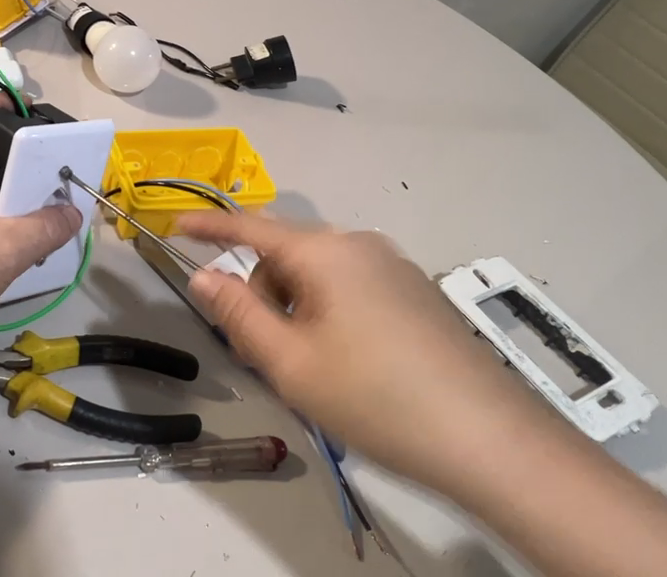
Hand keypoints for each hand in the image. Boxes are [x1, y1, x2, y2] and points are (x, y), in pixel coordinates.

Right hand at [177, 210, 572, 502]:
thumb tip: (203, 275)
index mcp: (323, 252)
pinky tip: (348, 362)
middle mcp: (358, 245)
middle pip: (284, 253)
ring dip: (294, 306)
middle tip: (259, 351)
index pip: (249, 227)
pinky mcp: (416, 293)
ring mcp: (393, 267)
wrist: (492, 441)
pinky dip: (327, 311)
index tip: (174, 224)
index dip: (207, 226)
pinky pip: (350, 286)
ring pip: (318, 273)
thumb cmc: (376, 398)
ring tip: (308, 367)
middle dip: (260, 291)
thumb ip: (237, 312)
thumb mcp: (289, 362)